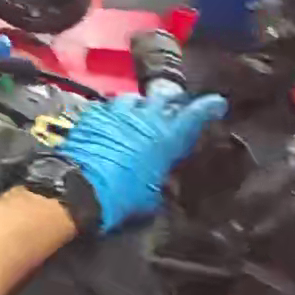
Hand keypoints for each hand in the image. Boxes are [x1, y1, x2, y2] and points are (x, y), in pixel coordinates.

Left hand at [56, 91, 227, 231]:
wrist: (77, 187)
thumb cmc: (121, 197)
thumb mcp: (151, 196)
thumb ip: (161, 180)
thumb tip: (164, 178)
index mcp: (166, 138)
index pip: (194, 115)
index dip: (208, 107)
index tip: (217, 102)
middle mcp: (145, 117)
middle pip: (164, 97)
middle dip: (172, 100)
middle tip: (174, 106)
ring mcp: (117, 111)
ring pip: (135, 98)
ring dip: (139, 107)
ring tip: (138, 116)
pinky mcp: (94, 113)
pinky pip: (109, 108)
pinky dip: (114, 115)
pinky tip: (112, 125)